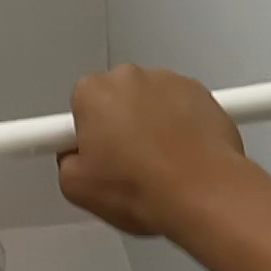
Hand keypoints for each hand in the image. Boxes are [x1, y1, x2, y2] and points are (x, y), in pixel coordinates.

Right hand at [57, 65, 246, 236]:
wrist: (204, 193)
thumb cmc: (145, 186)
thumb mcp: (78, 188)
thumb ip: (65, 162)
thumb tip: (75, 159)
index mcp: (91, 92)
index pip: (77, 107)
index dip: (85, 134)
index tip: (94, 152)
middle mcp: (126, 77)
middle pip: (113, 98)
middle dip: (118, 125)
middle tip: (128, 165)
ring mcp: (164, 80)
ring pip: (148, 100)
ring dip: (151, 123)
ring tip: (160, 164)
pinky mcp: (197, 90)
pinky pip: (181, 104)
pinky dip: (182, 123)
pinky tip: (183, 155)